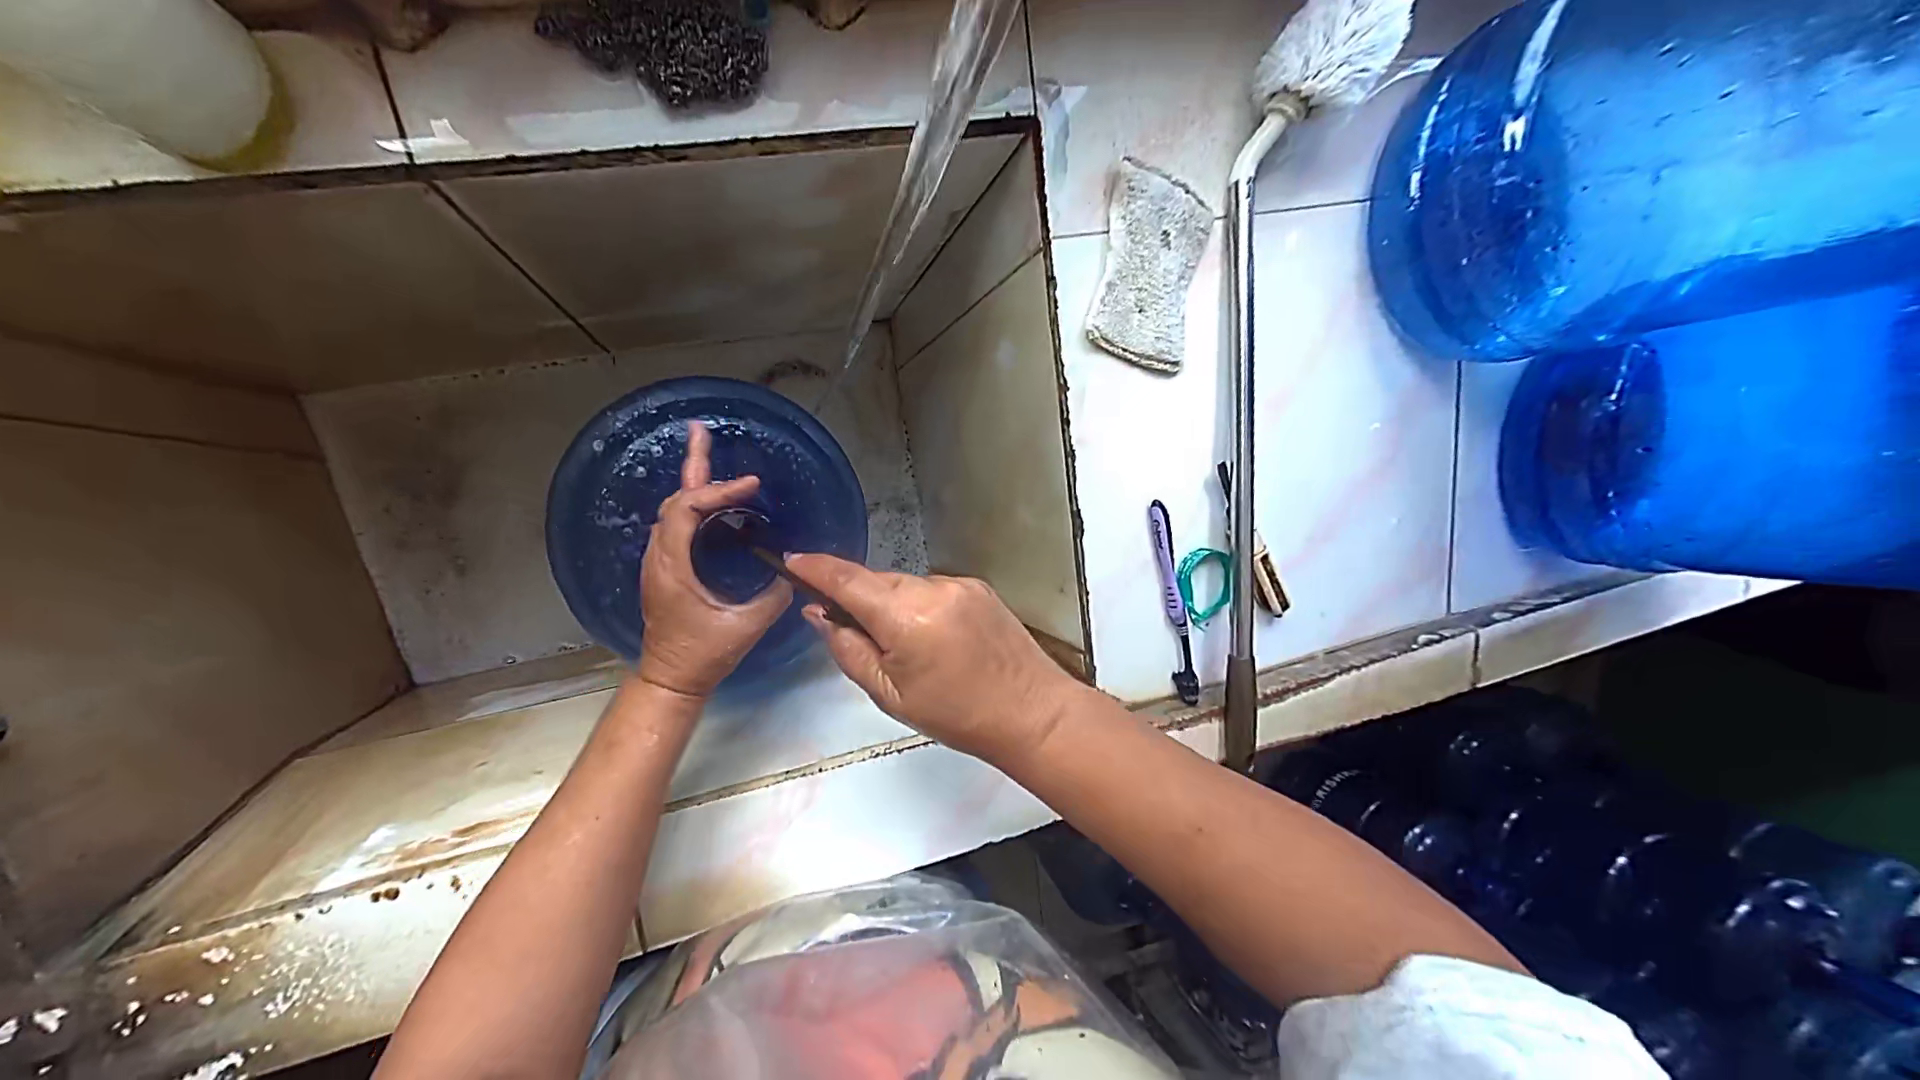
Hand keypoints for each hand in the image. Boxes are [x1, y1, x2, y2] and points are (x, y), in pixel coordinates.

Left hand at [634, 422, 793, 698]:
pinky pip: (677, 525)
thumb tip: (793, 569)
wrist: (671, 679)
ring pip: (673, 510)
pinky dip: (695, 503)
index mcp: (672, 566)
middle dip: (692, 464)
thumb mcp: (745, 626)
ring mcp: (660, 562)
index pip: (687, 510)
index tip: (750, 486)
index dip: (717, 491)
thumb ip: (773, 595)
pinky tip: (713, 501)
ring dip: (694, 482)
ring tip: (708, 454)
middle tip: (703, 431)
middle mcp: (660, 557)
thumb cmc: (704, 655)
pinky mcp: (667, 569)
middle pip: (673, 499)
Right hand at [784, 555, 1088, 765]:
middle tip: (854, 632)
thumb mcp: (889, 694)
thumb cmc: (958, 714)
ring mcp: (959, 585)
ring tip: (907, 647)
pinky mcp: (978, 587)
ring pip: (905, 584)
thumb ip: (847, 649)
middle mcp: (933, 589)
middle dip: (858, 597)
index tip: (793, 561)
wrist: (1029, 711)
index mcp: (906, 617)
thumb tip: (819, 614)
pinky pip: (932, 588)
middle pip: (877, 580)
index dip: (816, 568)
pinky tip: (934, 638)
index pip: (848, 579)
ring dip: (892, 603)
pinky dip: (920, 604)